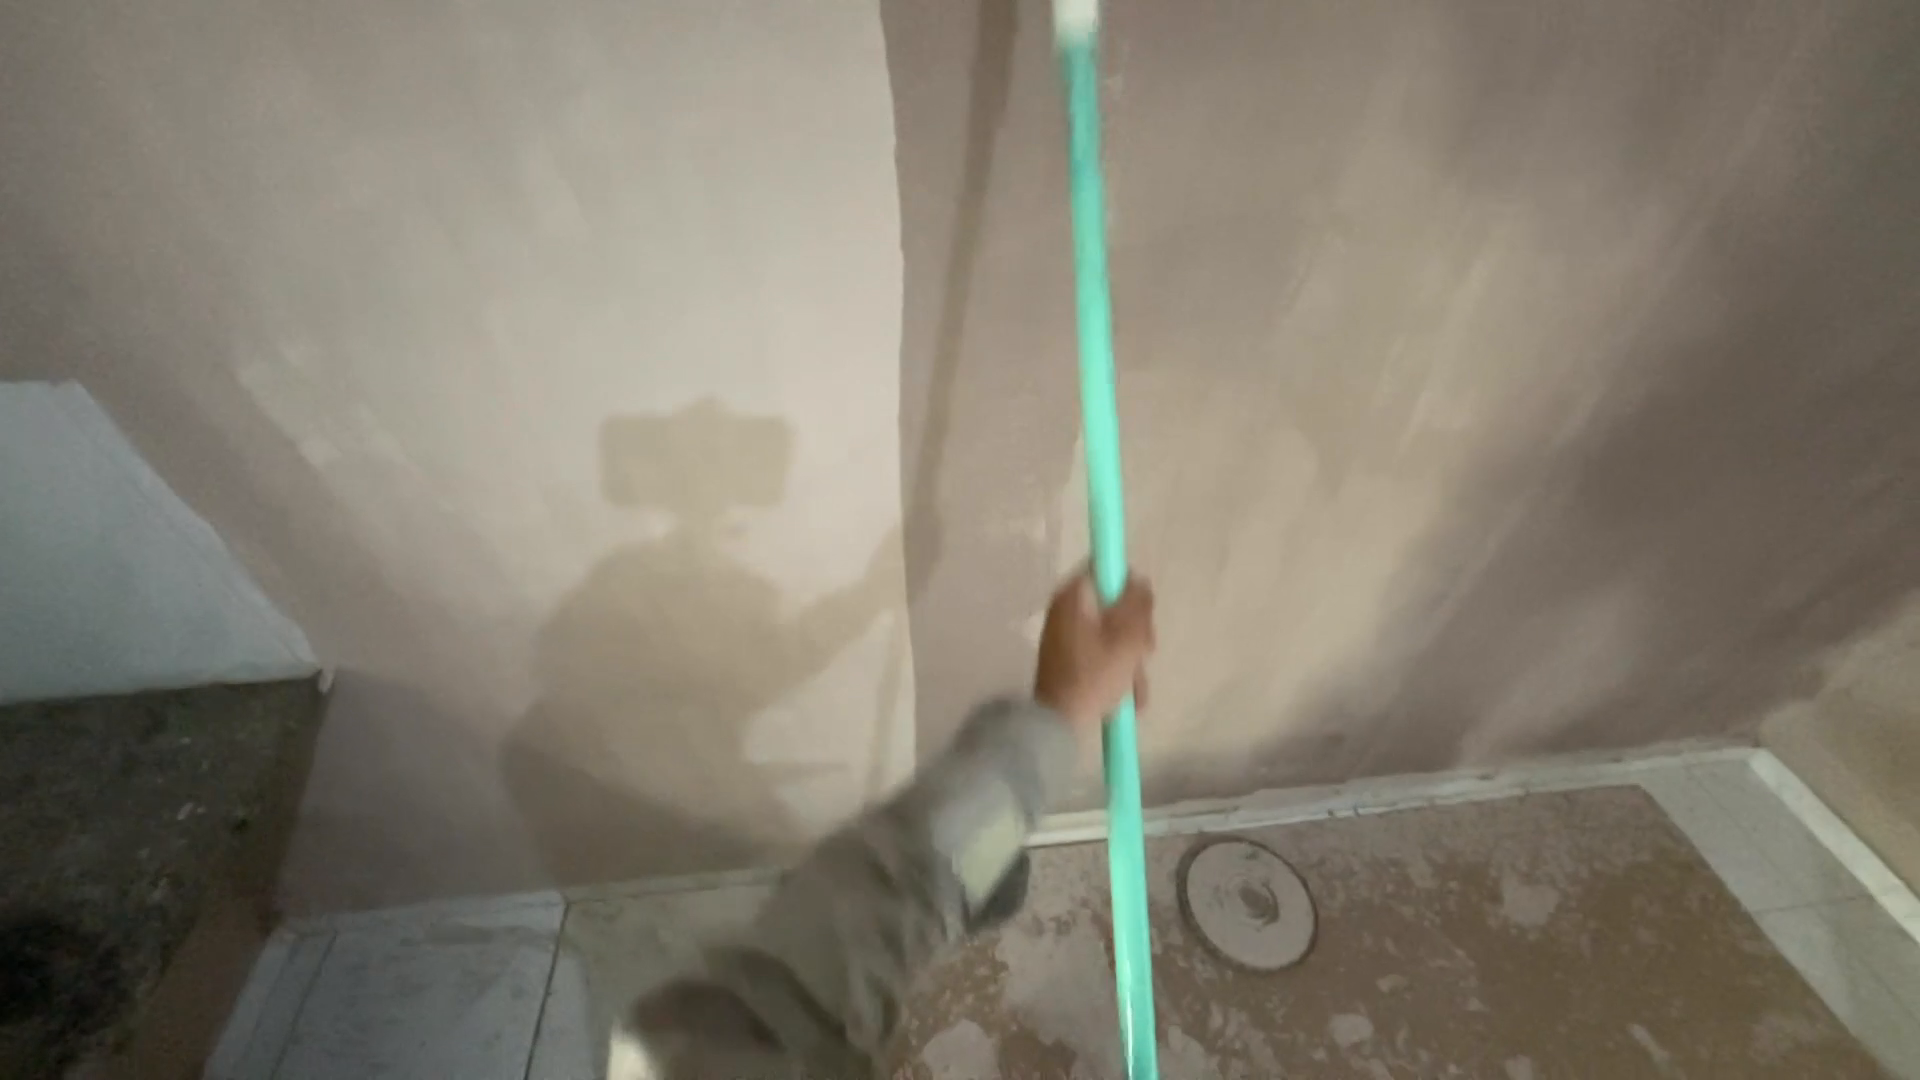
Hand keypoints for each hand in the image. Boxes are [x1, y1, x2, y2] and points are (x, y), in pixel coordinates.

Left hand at [1033, 569, 1155, 731]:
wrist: (1057, 722)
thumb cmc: (1093, 676)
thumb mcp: (1127, 639)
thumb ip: (1137, 605)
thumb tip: (1137, 579)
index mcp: (1074, 596)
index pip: (1107, 570)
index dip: (1130, 588)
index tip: (1143, 613)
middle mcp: (1066, 609)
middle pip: (1113, 605)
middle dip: (1136, 632)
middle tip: (1144, 653)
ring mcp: (1066, 635)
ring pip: (1112, 634)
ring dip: (1130, 660)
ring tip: (1135, 688)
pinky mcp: (1069, 658)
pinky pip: (1101, 654)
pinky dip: (1116, 672)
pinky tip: (1128, 698)